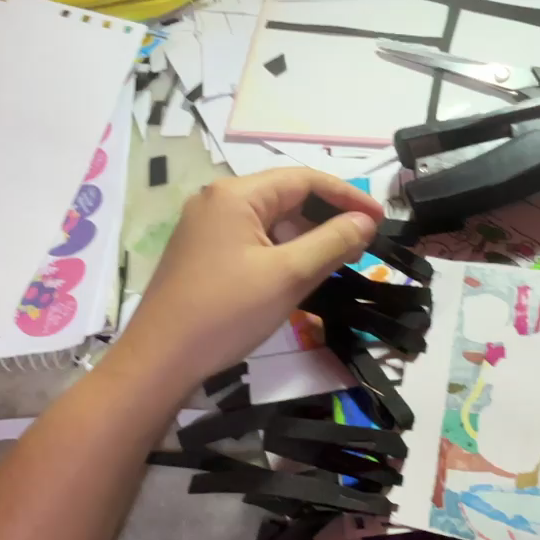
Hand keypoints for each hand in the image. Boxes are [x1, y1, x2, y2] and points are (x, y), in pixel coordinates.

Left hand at [106, 169, 382, 390]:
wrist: (160, 360)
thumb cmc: (227, 312)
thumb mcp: (289, 276)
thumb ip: (332, 242)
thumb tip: (365, 221)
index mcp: (236, 195)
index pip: (304, 179)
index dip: (347, 196)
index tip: (380, 220)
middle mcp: (217, 201)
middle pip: (286, 197)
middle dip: (327, 219)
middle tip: (362, 247)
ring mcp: (206, 228)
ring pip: (270, 222)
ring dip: (306, 239)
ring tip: (337, 264)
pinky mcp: (202, 254)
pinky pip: (253, 241)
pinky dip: (282, 253)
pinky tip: (300, 276)